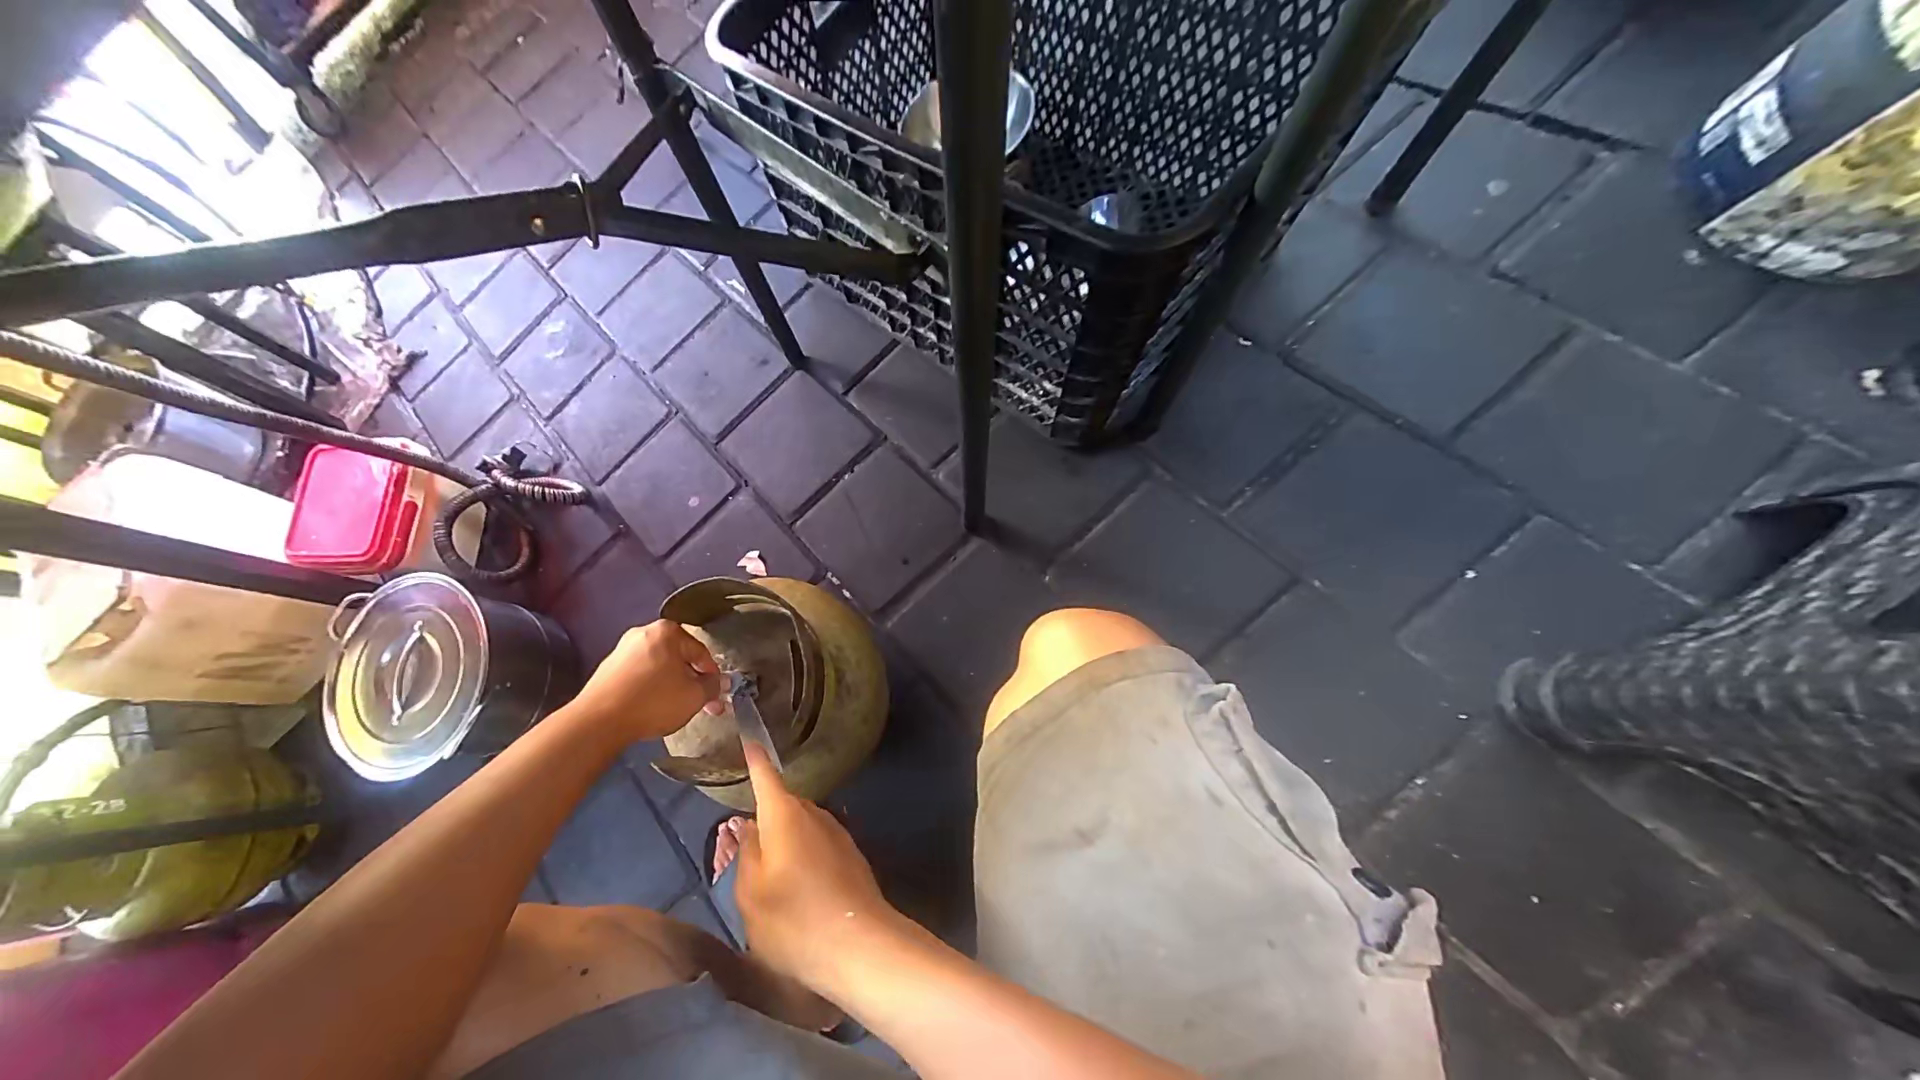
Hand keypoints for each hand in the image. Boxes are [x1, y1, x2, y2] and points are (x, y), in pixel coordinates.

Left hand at [573, 621, 723, 740]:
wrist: (598, 721)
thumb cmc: (654, 701)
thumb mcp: (694, 696)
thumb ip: (713, 686)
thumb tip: (720, 683)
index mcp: (667, 631)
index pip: (701, 652)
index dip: (713, 676)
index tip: (717, 696)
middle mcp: (643, 633)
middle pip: (679, 658)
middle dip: (692, 682)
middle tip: (701, 705)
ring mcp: (622, 651)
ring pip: (659, 667)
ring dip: (672, 685)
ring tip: (677, 709)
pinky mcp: (607, 670)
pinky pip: (639, 676)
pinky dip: (651, 689)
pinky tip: (653, 708)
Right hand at [732, 742, 898, 991]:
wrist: (860, 947)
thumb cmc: (795, 921)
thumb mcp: (751, 894)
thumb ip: (746, 854)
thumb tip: (748, 826)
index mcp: (785, 816)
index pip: (766, 777)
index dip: (756, 759)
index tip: (750, 738)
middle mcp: (814, 814)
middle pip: (783, 805)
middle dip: (766, 818)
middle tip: (744, 849)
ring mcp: (838, 834)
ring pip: (802, 827)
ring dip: (785, 842)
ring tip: (770, 879)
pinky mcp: (851, 856)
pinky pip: (818, 845)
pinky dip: (804, 857)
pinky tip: (798, 891)